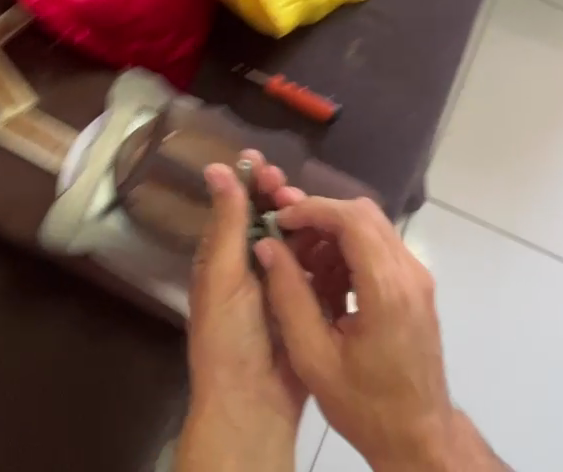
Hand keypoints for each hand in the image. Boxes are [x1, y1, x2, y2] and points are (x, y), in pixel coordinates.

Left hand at [175, 153, 306, 471]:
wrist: (254, 403)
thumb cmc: (229, 337)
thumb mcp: (224, 276)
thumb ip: (229, 223)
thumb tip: (217, 167)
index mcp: (228, 260)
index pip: (240, 210)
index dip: (251, 184)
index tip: (263, 160)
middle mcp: (257, 267)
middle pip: (274, 221)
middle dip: (284, 199)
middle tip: (294, 184)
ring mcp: (286, 284)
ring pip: (303, 241)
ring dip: (311, 223)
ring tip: (322, 208)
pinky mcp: (312, 301)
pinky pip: (326, 268)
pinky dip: (334, 252)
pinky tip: (345, 237)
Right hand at [255, 197, 506, 471]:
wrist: (418, 433)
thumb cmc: (364, 404)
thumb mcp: (314, 358)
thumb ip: (289, 297)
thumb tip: (267, 246)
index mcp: (387, 288)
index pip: (352, 219)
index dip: (313, 209)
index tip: (280, 219)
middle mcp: (410, 271)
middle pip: (364, 214)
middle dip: (321, 217)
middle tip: (285, 237)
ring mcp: (418, 275)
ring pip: (373, 227)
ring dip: (334, 233)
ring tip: (300, 262)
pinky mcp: (417, 284)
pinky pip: (381, 247)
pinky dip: (351, 250)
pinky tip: (325, 278)